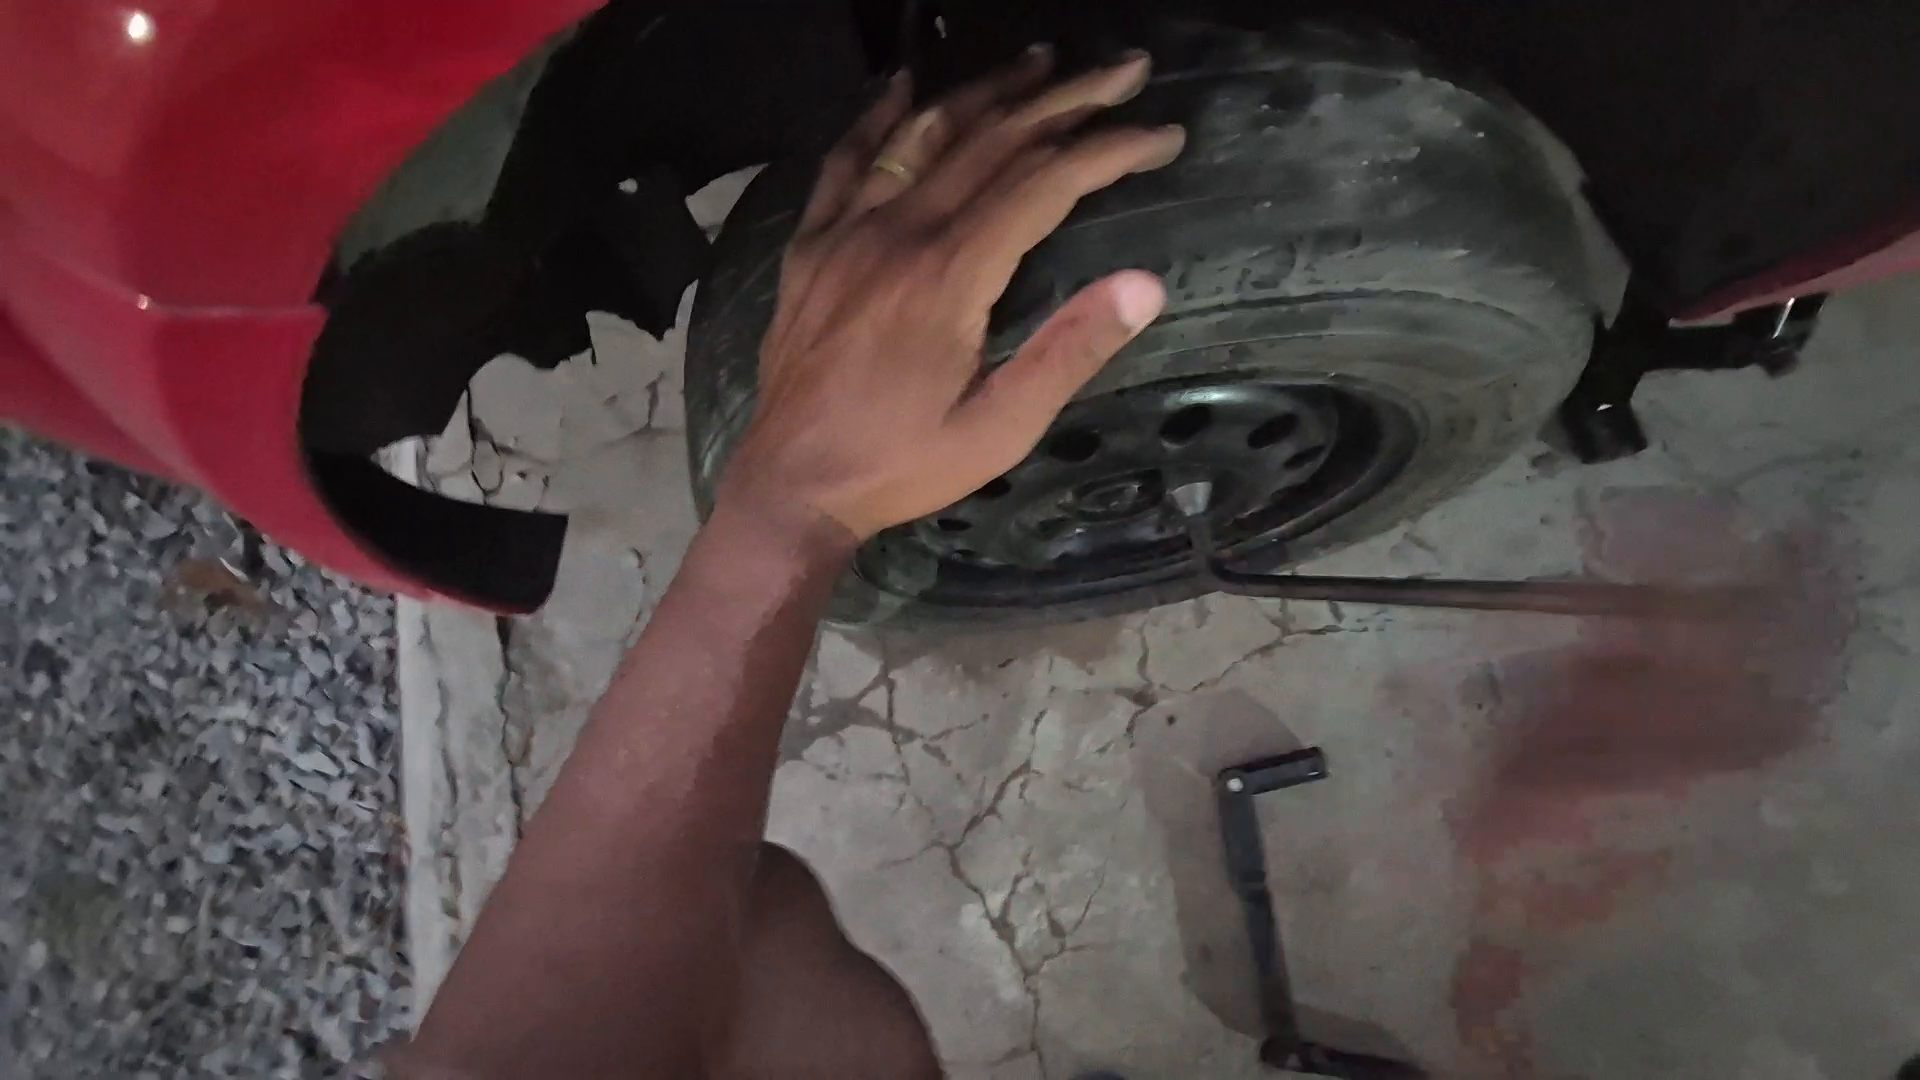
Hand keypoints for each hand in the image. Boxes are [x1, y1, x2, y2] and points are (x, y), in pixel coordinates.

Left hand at [718, 48, 1185, 541]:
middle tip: (1123, 71)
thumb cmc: (902, 466)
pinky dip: (879, 119)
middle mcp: (897, 234)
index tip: (1161, 135)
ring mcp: (845, 235)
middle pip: (992, 143)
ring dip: (986, 93)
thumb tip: (1146, 285)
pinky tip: (903, 86)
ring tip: (1039, 64)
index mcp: (950, 277)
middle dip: (1066, 101)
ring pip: (924, 138)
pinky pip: (846, 162)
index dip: (1109, 151)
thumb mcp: (998, 429)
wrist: (794, 485)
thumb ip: (1067, 353)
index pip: (1044, 184)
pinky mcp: (810, 250)